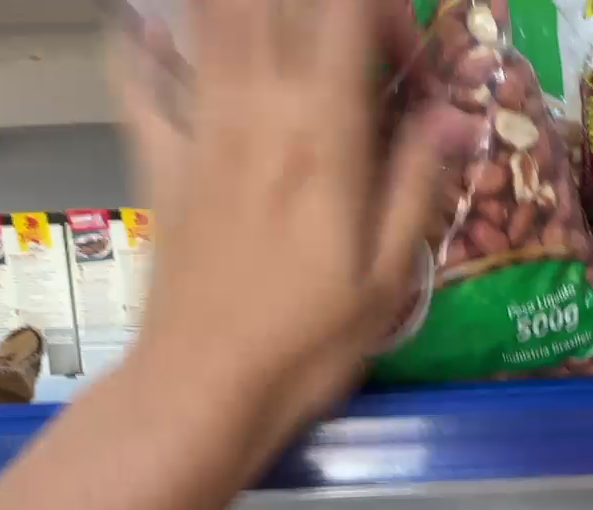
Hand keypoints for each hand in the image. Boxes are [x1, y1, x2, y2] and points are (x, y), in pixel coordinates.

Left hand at [110, 0, 439, 460]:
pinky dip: (145, 43)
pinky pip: (137, 76)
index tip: (401, 57)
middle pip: (276, 1)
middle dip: (318, 10)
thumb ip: (417, 185)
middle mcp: (257, 110)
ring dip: (245, 12)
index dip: (381, 8)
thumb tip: (455, 114)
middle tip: (345, 52)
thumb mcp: (385, 280)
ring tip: (278, 40)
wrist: (204, 387)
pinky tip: (156, 34)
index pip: (348, 11)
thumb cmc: (307, 345)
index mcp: (324, 136)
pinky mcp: (156, 162)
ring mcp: (197, 130)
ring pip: (209, 17)